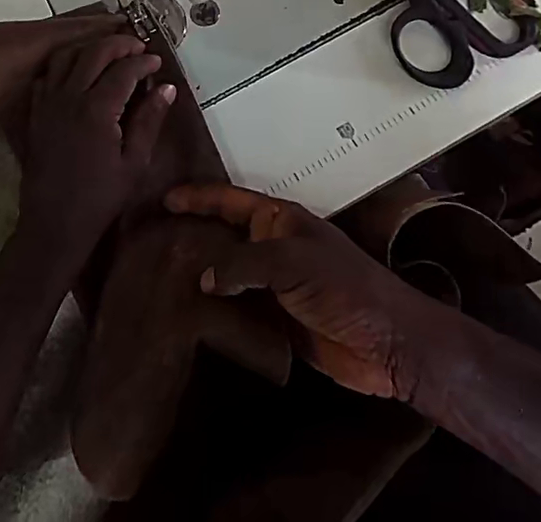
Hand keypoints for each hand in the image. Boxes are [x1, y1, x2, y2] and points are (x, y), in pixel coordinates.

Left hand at [22, 31, 176, 253]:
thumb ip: (149, 120)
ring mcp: (48, 103)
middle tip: (138, 47)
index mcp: (97, 109)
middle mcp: (69, 97)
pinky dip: (65, 64)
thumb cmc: (100, 197)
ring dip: (90, 47)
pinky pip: (48, 75)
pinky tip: (78, 72)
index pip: (124, 70)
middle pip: (94, 53)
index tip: (157, 62)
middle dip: (119, 44)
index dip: (143, 62)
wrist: (54, 223)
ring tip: (110, 52)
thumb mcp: (134, 162)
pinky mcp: (35, 112)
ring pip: (66, 56)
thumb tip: (166, 88)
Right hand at [164, 183, 441, 400]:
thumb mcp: (293, 263)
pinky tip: (188, 313)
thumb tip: (201, 278)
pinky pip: (237, 307)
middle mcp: (271, 246)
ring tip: (158, 277)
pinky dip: (214, 309)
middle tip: (151, 240)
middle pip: (224, 234)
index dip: (198, 197)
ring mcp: (273, 283)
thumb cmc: (346, 288)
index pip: (230, 200)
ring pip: (227, 273)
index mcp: (279, 220)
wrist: (389, 344)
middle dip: (192, 234)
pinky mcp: (275, 318)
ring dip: (199, 274)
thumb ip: (244, 265)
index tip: (165, 199)